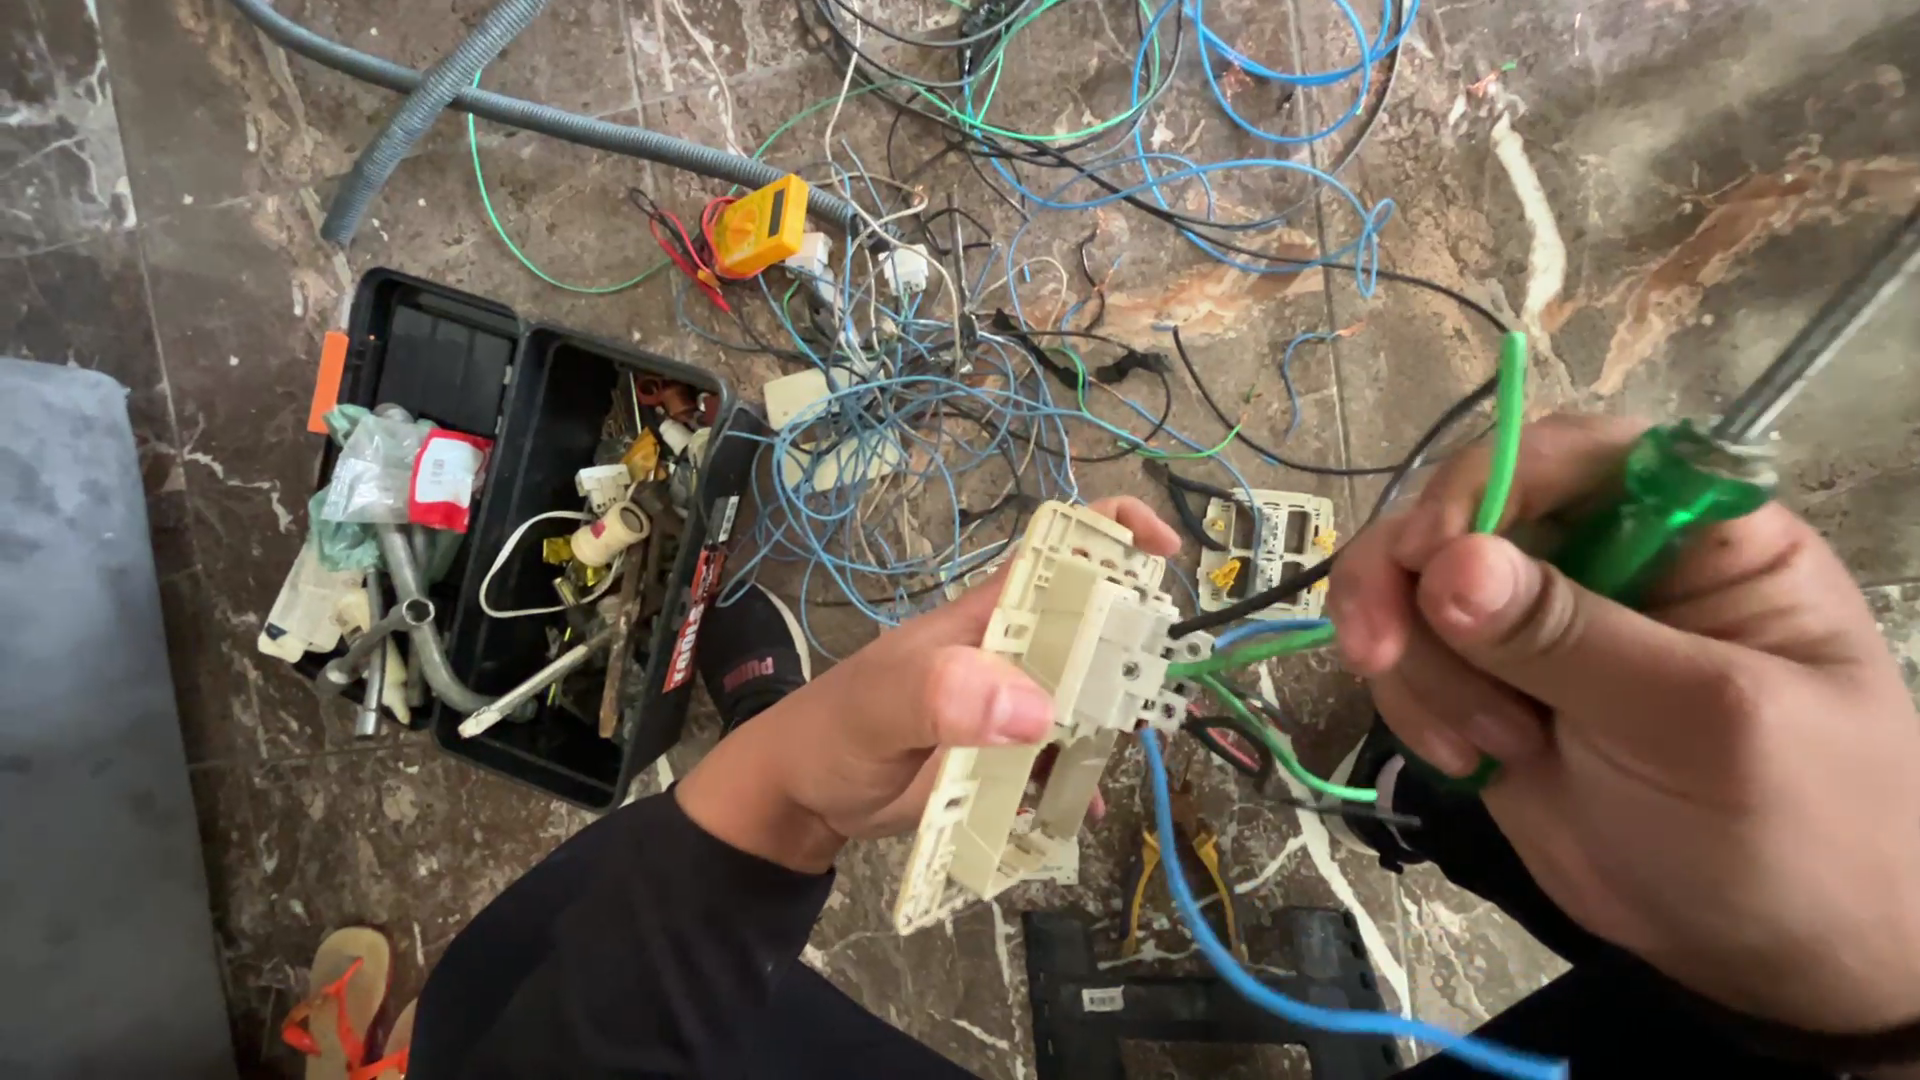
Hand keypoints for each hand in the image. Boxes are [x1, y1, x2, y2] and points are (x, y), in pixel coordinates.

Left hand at [677, 497, 1180, 872]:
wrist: (804, 795)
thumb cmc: (834, 730)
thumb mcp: (879, 703)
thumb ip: (942, 694)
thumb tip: (1038, 708)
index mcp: (987, 616)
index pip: (1056, 549)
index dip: (1113, 530)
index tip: (1164, 550)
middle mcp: (1009, 654)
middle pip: (1092, 630)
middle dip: (1131, 648)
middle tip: (1146, 693)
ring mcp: (1010, 708)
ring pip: (1086, 698)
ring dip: (1114, 720)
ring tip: (1119, 751)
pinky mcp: (1007, 759)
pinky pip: (1062, 762)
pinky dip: (1080, 781)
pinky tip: (1080, 807)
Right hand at [1330, 413, 1919, 1036]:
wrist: (1747, 947)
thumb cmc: (1789, 828)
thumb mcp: (1699, 723)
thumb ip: (1571, 636)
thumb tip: (1446, 564)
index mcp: (1683, 532)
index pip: (1562, 453)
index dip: (1481, 484)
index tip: (1425, 553)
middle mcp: (1587, 556)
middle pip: (1447, 516)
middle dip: (1402, 589)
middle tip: (1377, 659)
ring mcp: (1515, 619)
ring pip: (1400, 589)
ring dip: (1412, 666)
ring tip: (1480, 746)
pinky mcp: (1465, 673)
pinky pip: (1393, 654)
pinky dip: (1405, 703)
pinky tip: (1464, 759)